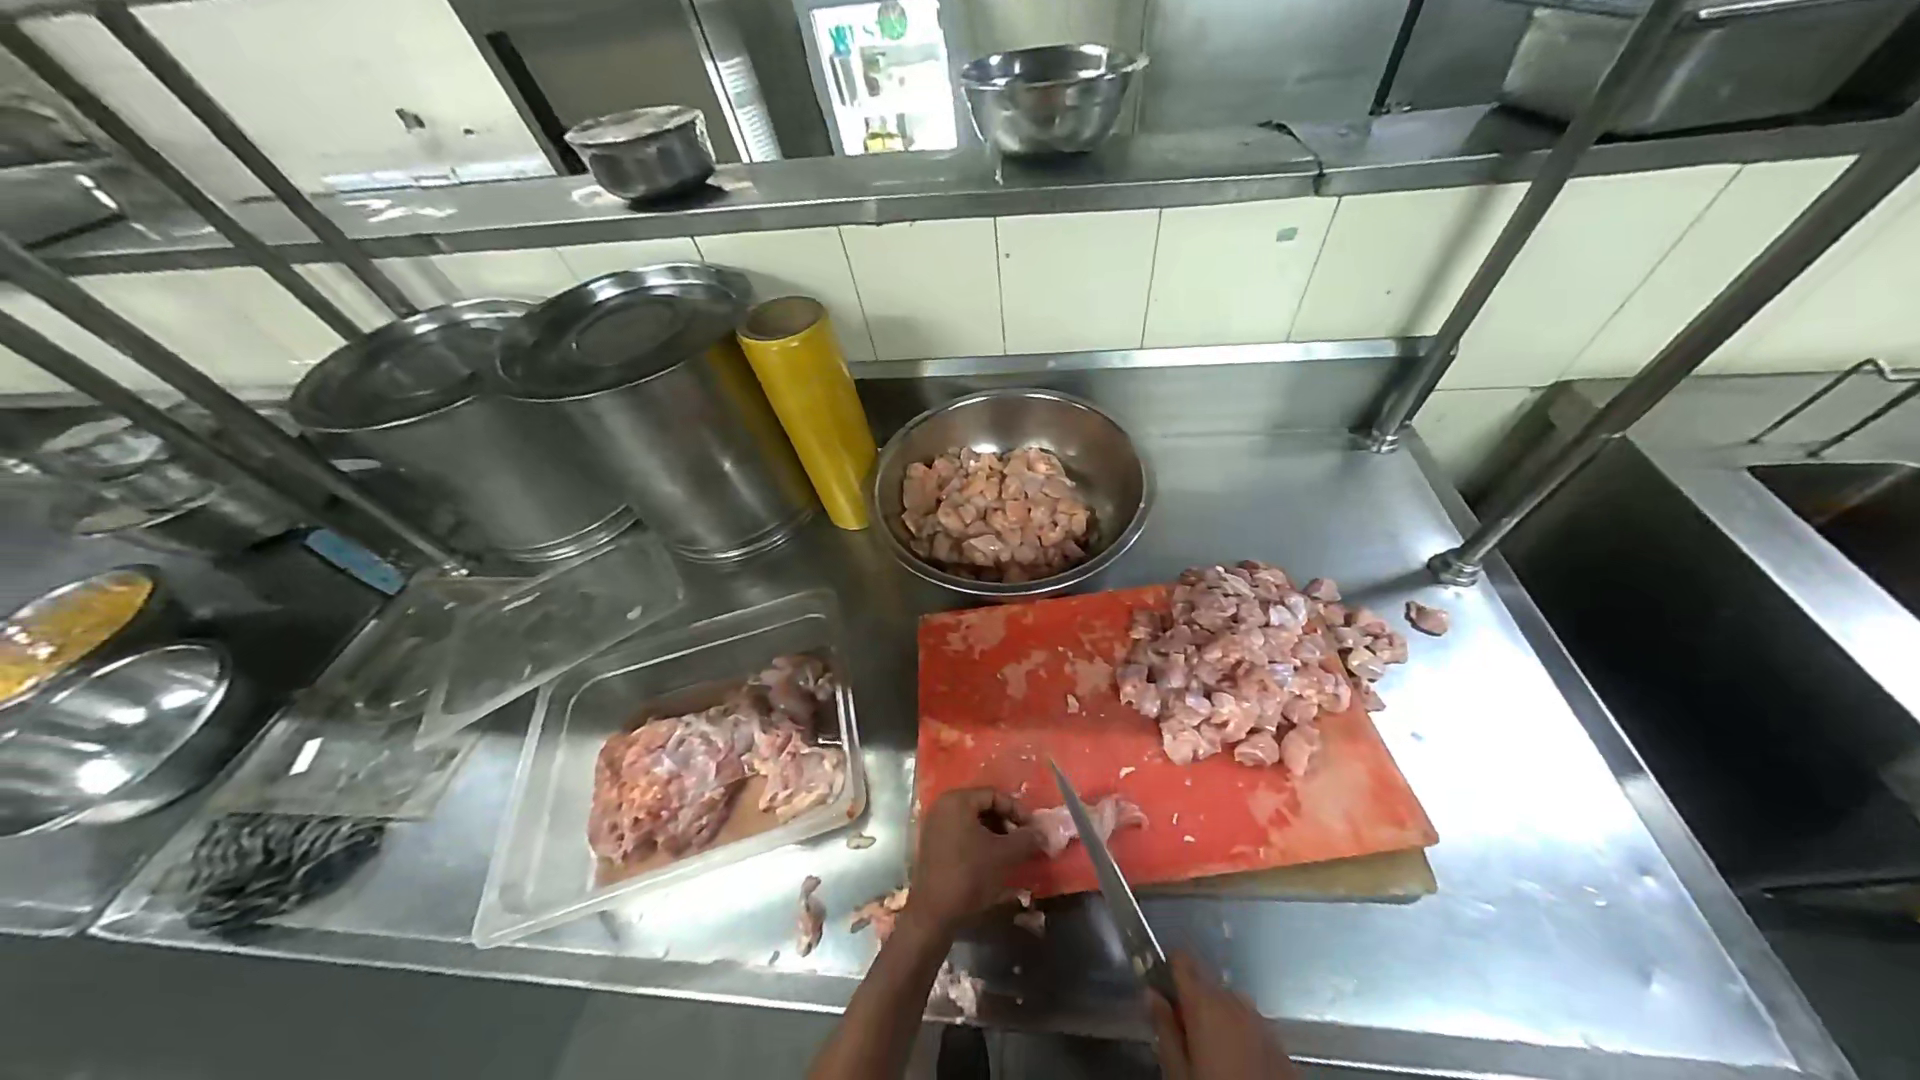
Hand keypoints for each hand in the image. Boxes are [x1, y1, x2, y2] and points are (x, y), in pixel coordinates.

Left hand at [907, 787, 1042, 932]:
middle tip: (1023, 841)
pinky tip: (992, 861)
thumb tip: (1044, 832)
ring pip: (973, 822)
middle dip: (1007, 823)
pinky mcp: (932, 844)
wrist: (934, 912)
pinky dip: (979, 842)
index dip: (1018, 811)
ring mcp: (934, 825)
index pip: (994, 795)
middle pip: (983, 807)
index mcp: (957, 800)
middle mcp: (942, 806)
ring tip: (1011, 853)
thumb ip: (1027, 839)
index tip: (1033, 830)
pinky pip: (961, 834)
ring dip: (995, 834)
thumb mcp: (1004, 855)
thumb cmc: (970, 875)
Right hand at [1148, 952, 1295, 1079]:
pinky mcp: (1277, 1042)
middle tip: (1182, 1026)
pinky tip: (1236, 1056)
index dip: (1169, 966)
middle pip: (1206, 982)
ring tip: (1210, 1044)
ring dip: (1217, 1012)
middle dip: (1192, 996)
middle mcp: (1233, 1002)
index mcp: (1203, 1003)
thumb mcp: (1177, 1069)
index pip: (1182, 961)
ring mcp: (1259, 1020)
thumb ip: (1163, 1027)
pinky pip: (1251, 1022)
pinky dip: (1239, 1029)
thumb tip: (1151, 994)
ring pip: (1229, 1001)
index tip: (1160, 982)